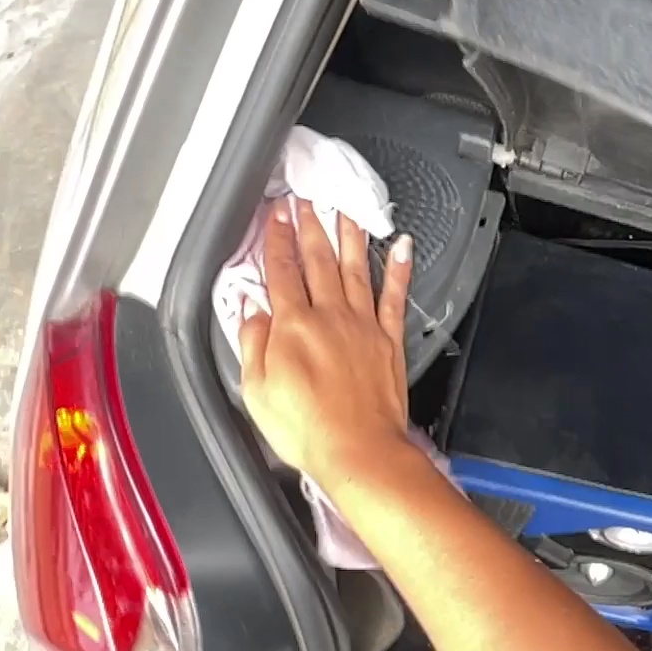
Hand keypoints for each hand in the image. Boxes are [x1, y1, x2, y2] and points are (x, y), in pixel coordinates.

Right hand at [237, 197, 416, 485]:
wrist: (360, 451)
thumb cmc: (308, 429)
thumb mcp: (257, 391)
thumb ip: (253, 344)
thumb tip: (250, 311)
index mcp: (293, 327)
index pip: (281, 270)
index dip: (277, 238)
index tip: (276, 214)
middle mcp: (330, 317)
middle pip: (318, 261)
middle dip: (310, 226)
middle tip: (306, 200)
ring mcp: (364, 326)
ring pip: (356, 269)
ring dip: (349, 236)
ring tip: (345, 211)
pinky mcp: (390, 341)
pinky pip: (395, 296)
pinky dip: (399, 270)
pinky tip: (401, 247)